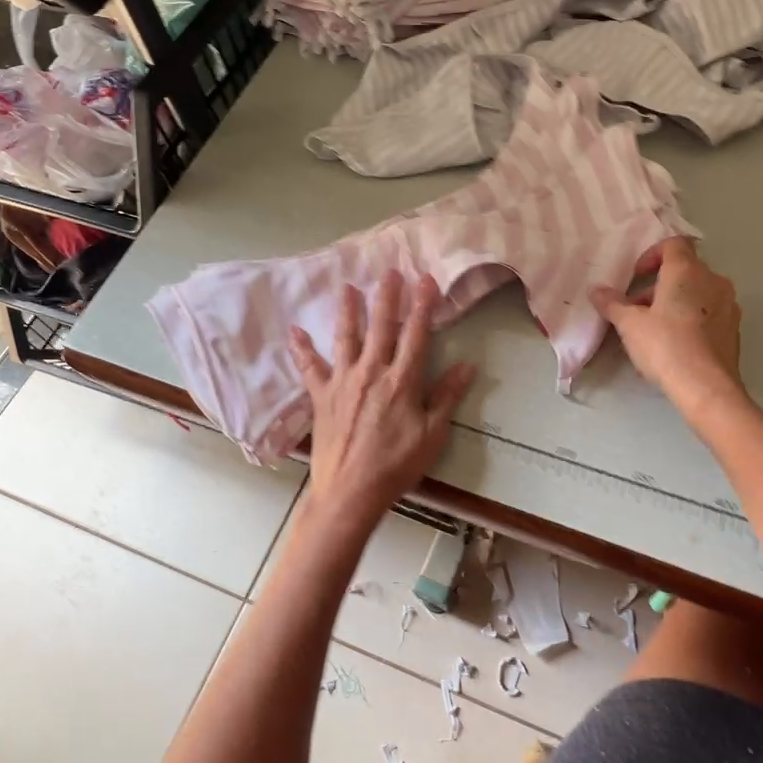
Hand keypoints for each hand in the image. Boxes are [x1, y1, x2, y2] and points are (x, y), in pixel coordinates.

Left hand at [290, 270, 477, 529]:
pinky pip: (310, 367)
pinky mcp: (321, 396)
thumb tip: (467, 366)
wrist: (351, 491)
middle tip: (389, 272)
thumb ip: (447, 396)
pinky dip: (302, 349)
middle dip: (387, 297)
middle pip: (381, 327)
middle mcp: (372, 372)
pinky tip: (295, 331)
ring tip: (348, 287)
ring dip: (348, 310)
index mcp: (402, 380)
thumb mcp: (433, 434)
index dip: (422, 305)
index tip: (426, 280)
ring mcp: (343, 382)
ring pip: (346, 337)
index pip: (416, 334)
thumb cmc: (397, 465)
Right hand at [591, 237, 742, 403]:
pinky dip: (691, 319)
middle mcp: (713, 281)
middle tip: (638, 308)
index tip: (636, 277)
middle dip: (659, 285)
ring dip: (675, 302)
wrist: (707, 388)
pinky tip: (675, 345)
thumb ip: (613, 304)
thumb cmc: (666, 346)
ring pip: (698, 293)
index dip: (652, 254)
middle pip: (685, 270)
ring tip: (654, 329)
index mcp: (688, 271)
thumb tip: (596, 291)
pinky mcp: (734, 329)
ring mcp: (728, 305)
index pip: (674, 243)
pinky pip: (709, 314)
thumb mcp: (630, 325)